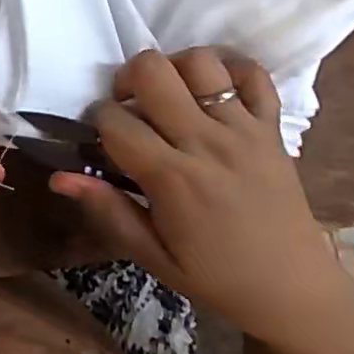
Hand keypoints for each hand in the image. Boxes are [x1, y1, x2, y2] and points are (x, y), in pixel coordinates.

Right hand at [48, 48, 332, 346]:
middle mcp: (207, 143)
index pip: (116, 121)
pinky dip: (230, 69)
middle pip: (152, 70)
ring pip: (200, 61)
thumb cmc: (217, 277)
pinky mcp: (272, 127)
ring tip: (170, 94)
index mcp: (174, 179)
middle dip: (127, 78)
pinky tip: (213, 90)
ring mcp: (244, 129)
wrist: (294, 291)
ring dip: (174, 68)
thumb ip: (108, 210)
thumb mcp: (153, 257)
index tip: (104, 138)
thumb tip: (59, 176)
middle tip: (129, 104)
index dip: (98, 121)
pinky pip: (253, 73)